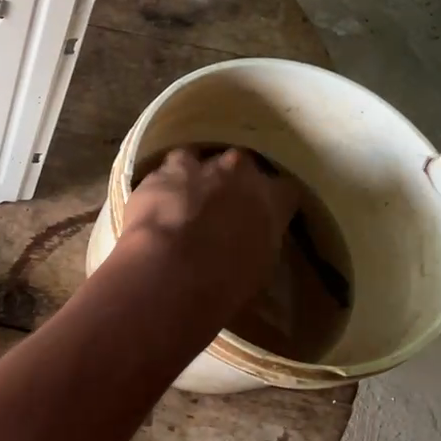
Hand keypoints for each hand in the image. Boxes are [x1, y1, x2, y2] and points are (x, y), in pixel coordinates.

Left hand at [117, 147, 300, 309]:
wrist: (172, 268)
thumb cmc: (226, 282)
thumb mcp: (260, 270)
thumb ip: (260, 244)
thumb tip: (252, 245)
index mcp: (272, 199)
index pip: (285, 190)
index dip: (272, 201)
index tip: (264, 215)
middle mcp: (237, 172)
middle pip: (240, 164)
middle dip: (231, 180)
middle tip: (220, 204)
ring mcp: (196, 167)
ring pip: (196, 158)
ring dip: (192, 174)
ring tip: (183, 198)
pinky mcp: (159, 173)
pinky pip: (162, 171)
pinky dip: (160, 184)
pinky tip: (154, 201)